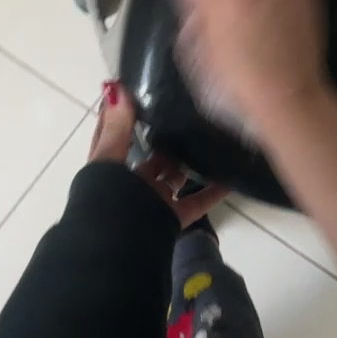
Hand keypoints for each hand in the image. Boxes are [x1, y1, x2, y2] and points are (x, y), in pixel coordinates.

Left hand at [88, 81, 226, 225]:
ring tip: (210, 135)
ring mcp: (151, 201)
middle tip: (187, 111)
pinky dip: (213, 191)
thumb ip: (117, 127)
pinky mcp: (172, 217)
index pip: (114, 136)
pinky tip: (230, 176)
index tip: (138, 89)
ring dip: (189, 161)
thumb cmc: (105, 201)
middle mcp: (129, 184)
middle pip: (149, 157)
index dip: (122, 115)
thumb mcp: (107, 160)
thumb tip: (115, 87)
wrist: (116, 249)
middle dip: (164, 138)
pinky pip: (196, 201)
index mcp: (108, 169)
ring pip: (174, 176)